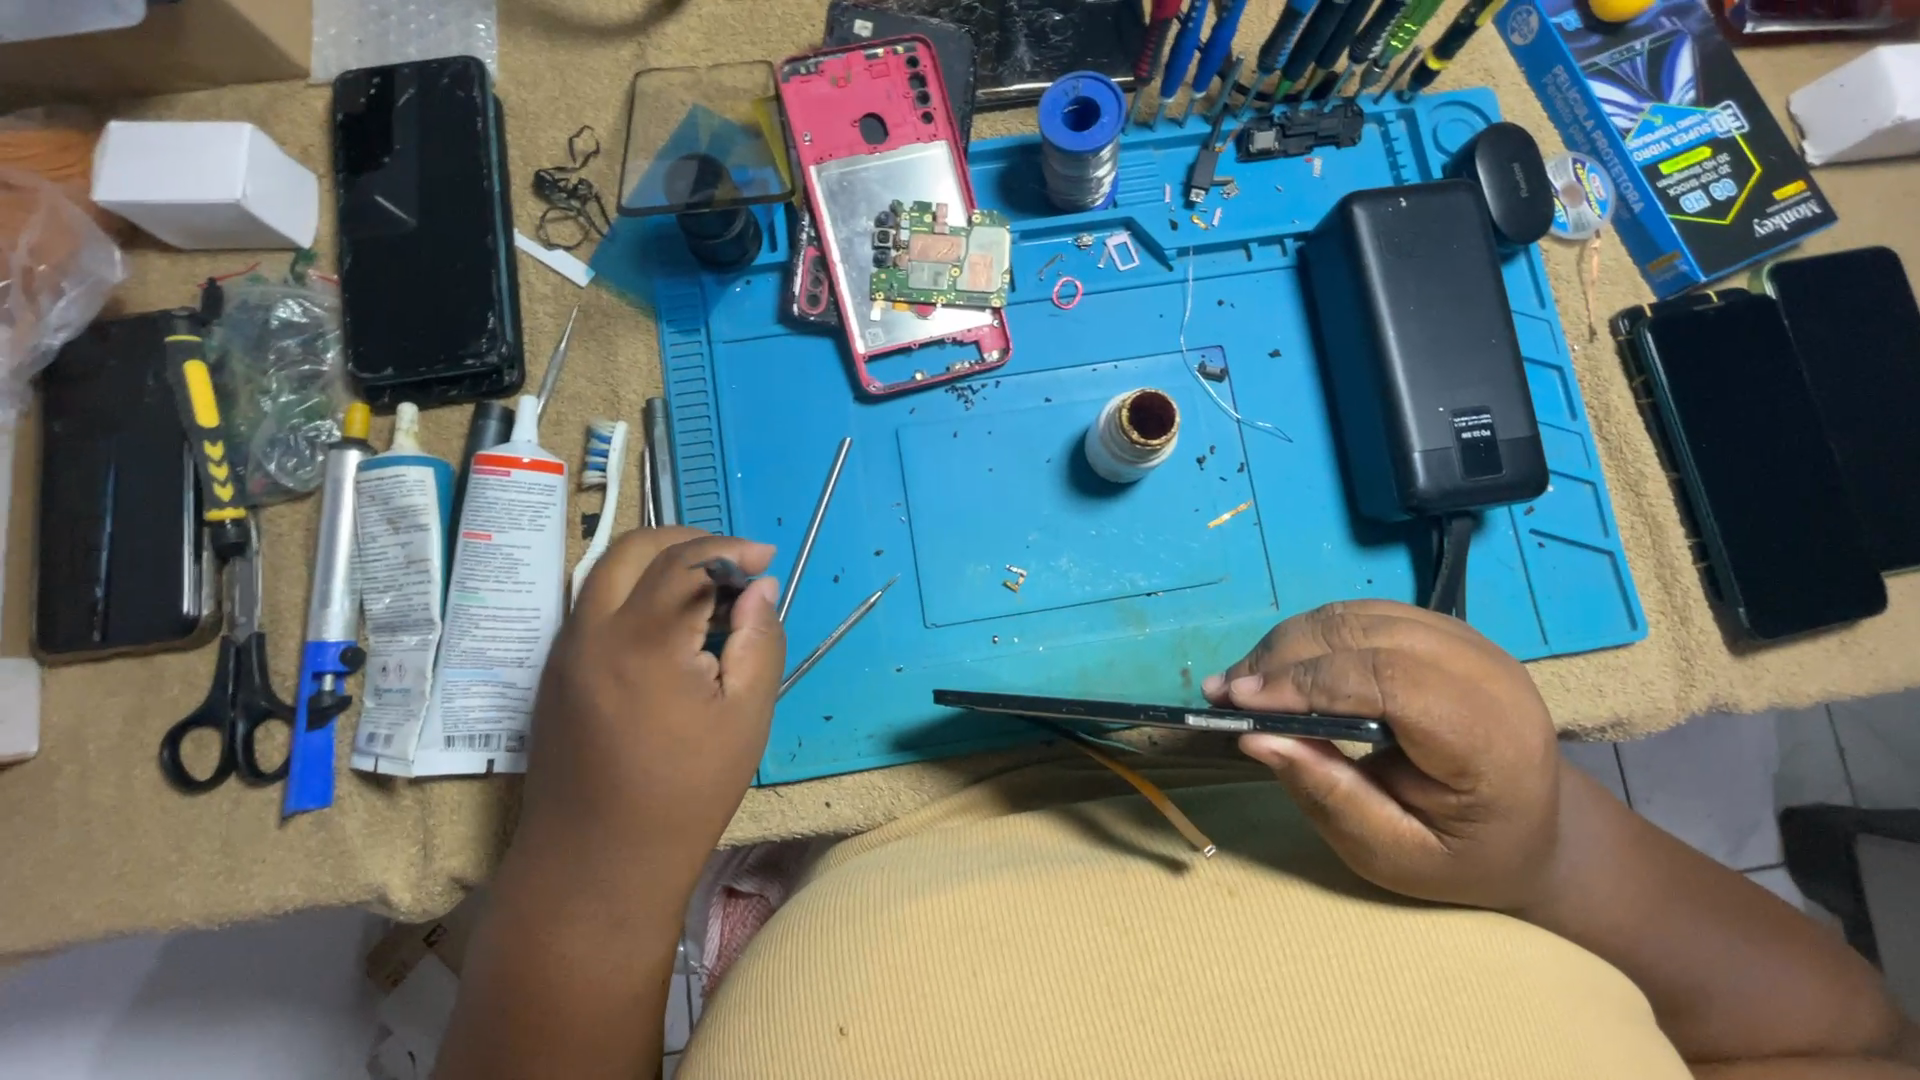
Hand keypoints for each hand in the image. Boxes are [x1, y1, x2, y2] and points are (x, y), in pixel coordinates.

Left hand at [518, 528, 785, 881]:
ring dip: (655, 562)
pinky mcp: (552, 673)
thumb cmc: (685, 794)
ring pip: (605, 572)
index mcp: (644, 640)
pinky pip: (591, 606)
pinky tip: (667, 626)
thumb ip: (759, 641)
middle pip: (633, 548)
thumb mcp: (746, 718)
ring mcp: (563, 651)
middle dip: (687, 539)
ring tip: (704, 586)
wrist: (596, 863)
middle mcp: (591, 631)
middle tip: (731, 559)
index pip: (688, 561)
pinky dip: (631, 591)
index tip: (764, 558)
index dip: (730, 549)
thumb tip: (761, 589)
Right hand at [1203, 600, 1562, 910]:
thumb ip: (1330, 797)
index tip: (1238, 701)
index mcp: (1489, 738)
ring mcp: (1468, 641)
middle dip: (1282, 657)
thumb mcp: (1394, 854)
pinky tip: (1279, 667)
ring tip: (1241, 682)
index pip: (1388, 680)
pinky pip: (1359, 614)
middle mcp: (1486, 673)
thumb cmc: (1463, 854)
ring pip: (1353, 615)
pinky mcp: (1443, 630)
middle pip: (1363, 634)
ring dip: (1287, 642)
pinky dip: (1308, 635)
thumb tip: (1256, 738)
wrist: (1534, 827)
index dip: (1306, 683)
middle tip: (1223, 693)